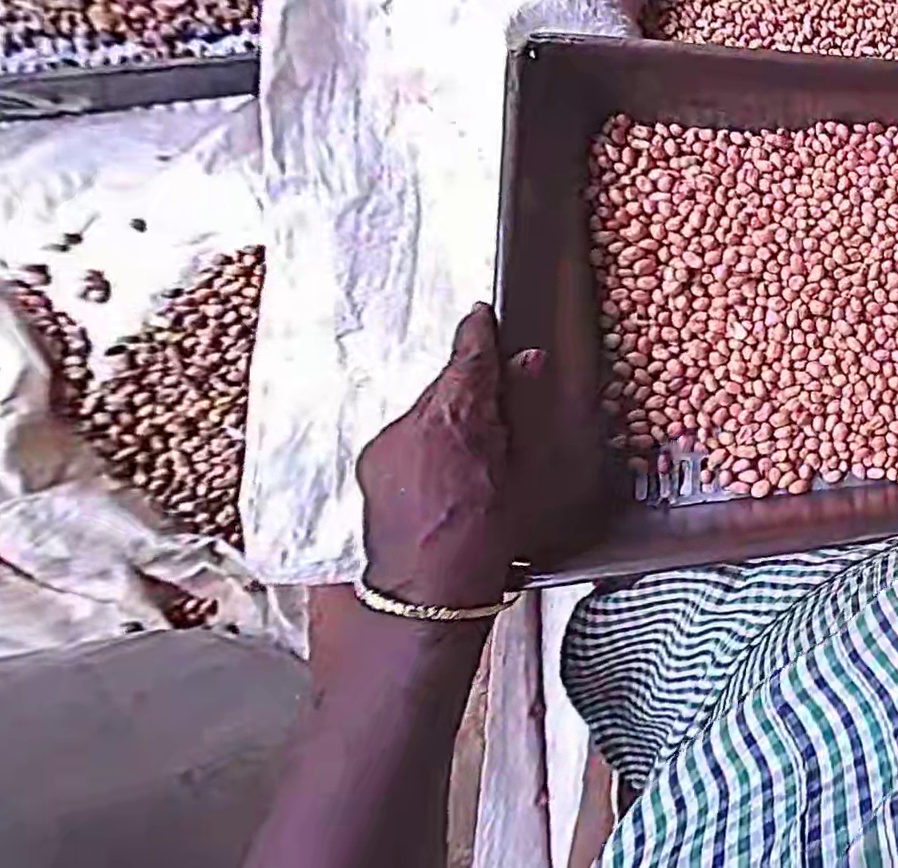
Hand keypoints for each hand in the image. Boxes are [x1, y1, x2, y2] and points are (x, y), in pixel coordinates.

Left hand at [355, 304, 549, 608]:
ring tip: (480, 439)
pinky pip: (407, 433)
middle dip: (471, 381)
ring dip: (452, 412)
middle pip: (446, 385)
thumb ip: (523, 407)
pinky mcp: (369, 466)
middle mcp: (409, 425)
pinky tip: (451, 461)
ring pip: (426, 410)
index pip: (466, 360)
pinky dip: (431, 434)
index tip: (480, 312)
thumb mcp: (524, 465)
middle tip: (502, 391)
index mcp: (454, 420)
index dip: (477, 333)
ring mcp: (382, 446)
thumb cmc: (490, 527)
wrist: (427, 585)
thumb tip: (528, 361)